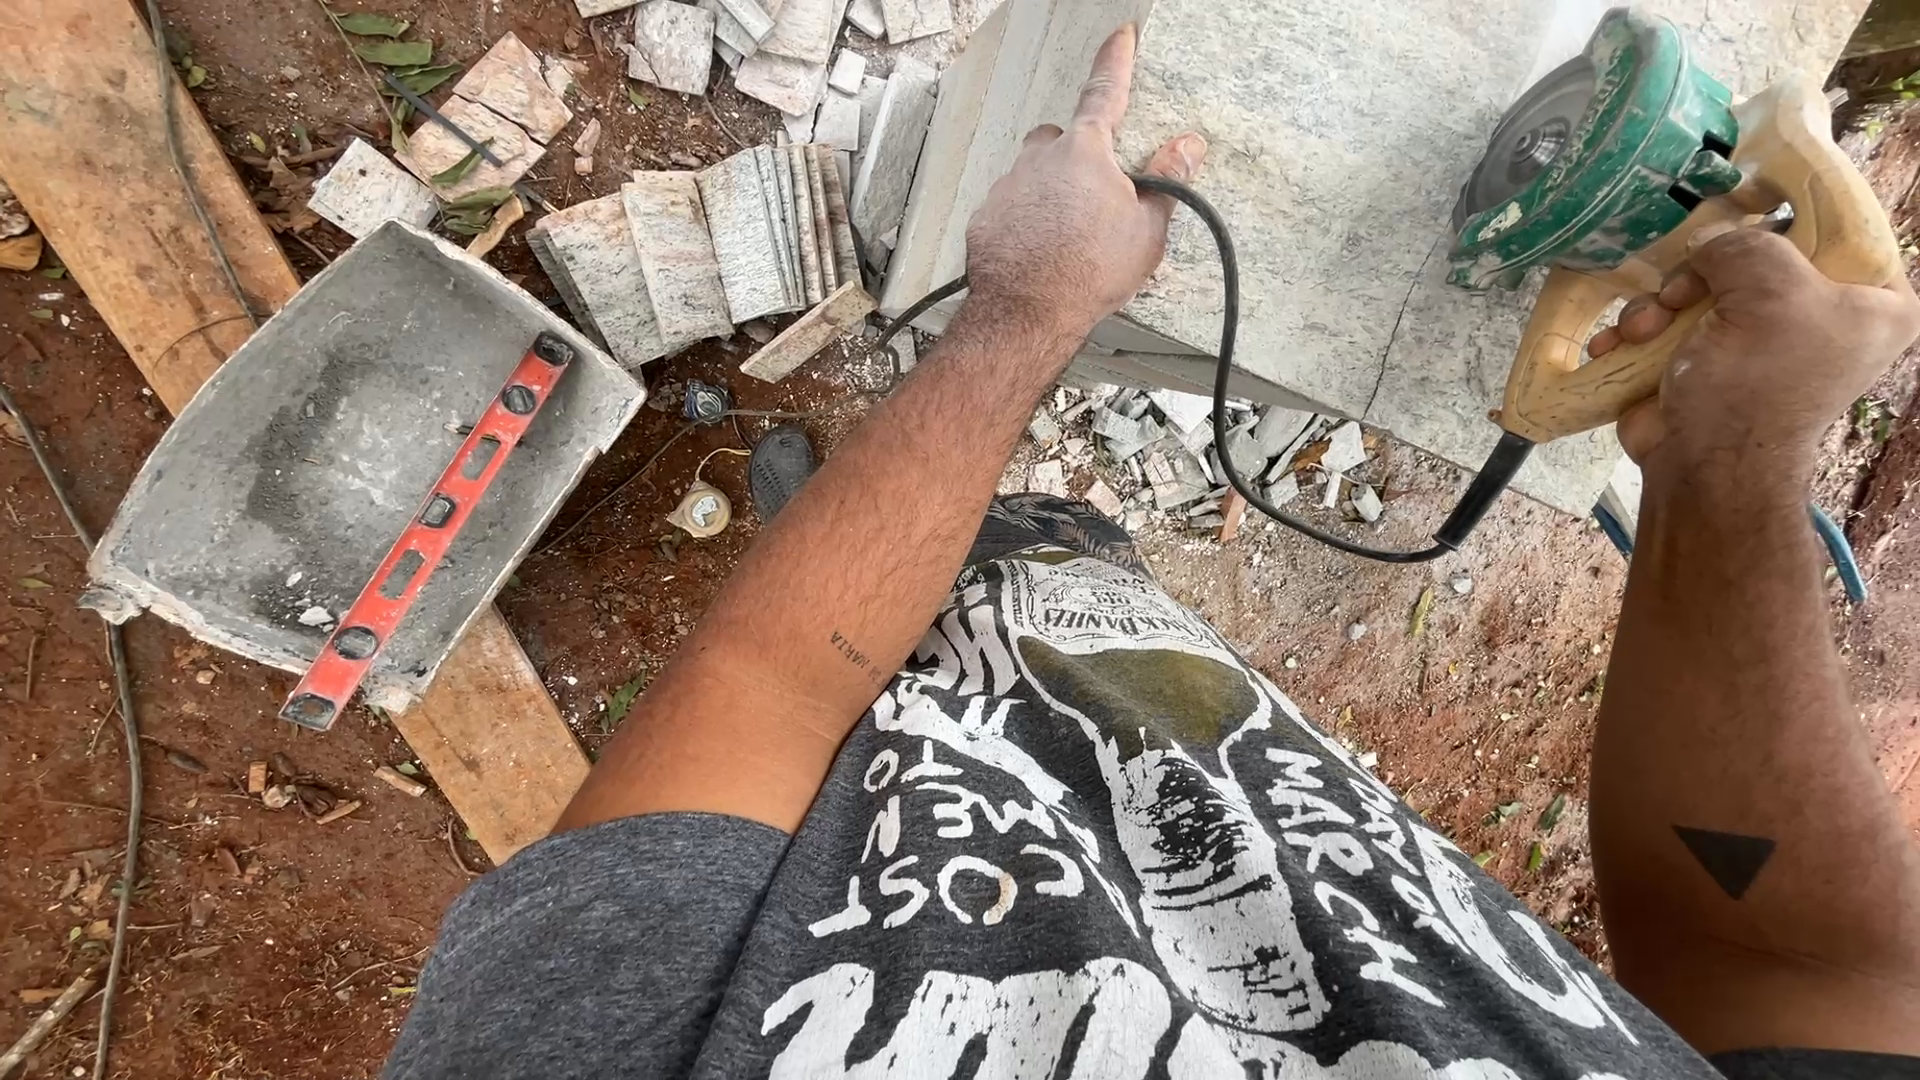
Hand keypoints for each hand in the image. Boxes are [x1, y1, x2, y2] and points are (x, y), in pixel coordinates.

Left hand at [962, 24, 1207, 339]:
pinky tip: (1035, 255)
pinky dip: (1021, 225)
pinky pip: (1007, 211)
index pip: (1105, 92)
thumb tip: (1188, 146)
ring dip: (1045, 196)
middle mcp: (1038, 160)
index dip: (1115, 63)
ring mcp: (1006, 188)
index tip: (1119, 39)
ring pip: (1029, 177)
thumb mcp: (1146, 230)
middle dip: (1071, 159)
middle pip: (1057, 141)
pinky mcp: (984, 219)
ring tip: (1061, 240)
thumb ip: (1165, 181)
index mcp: (1083, 152)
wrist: (1029, 314)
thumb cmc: (1089, 273)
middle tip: (1087, 201)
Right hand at [1591, 227, 1919, 484]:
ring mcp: (1742, 344)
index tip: (1726, 228)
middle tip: (1676, 298)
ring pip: (1688, 297)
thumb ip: (1747, 248)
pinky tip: (1615, 346)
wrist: (1700, 461)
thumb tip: (1706, 243)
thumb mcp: (1773, 296)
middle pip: (1742, 265)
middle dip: (1693, 279)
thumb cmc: (1754, 383)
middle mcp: (1807, 318)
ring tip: (1636, 334)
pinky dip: (1628, 336)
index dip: (1774, 224)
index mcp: (1866, 299)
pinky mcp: (1691, 364)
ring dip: (1650, 310)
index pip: (1826, 234)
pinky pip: (1656, 331)